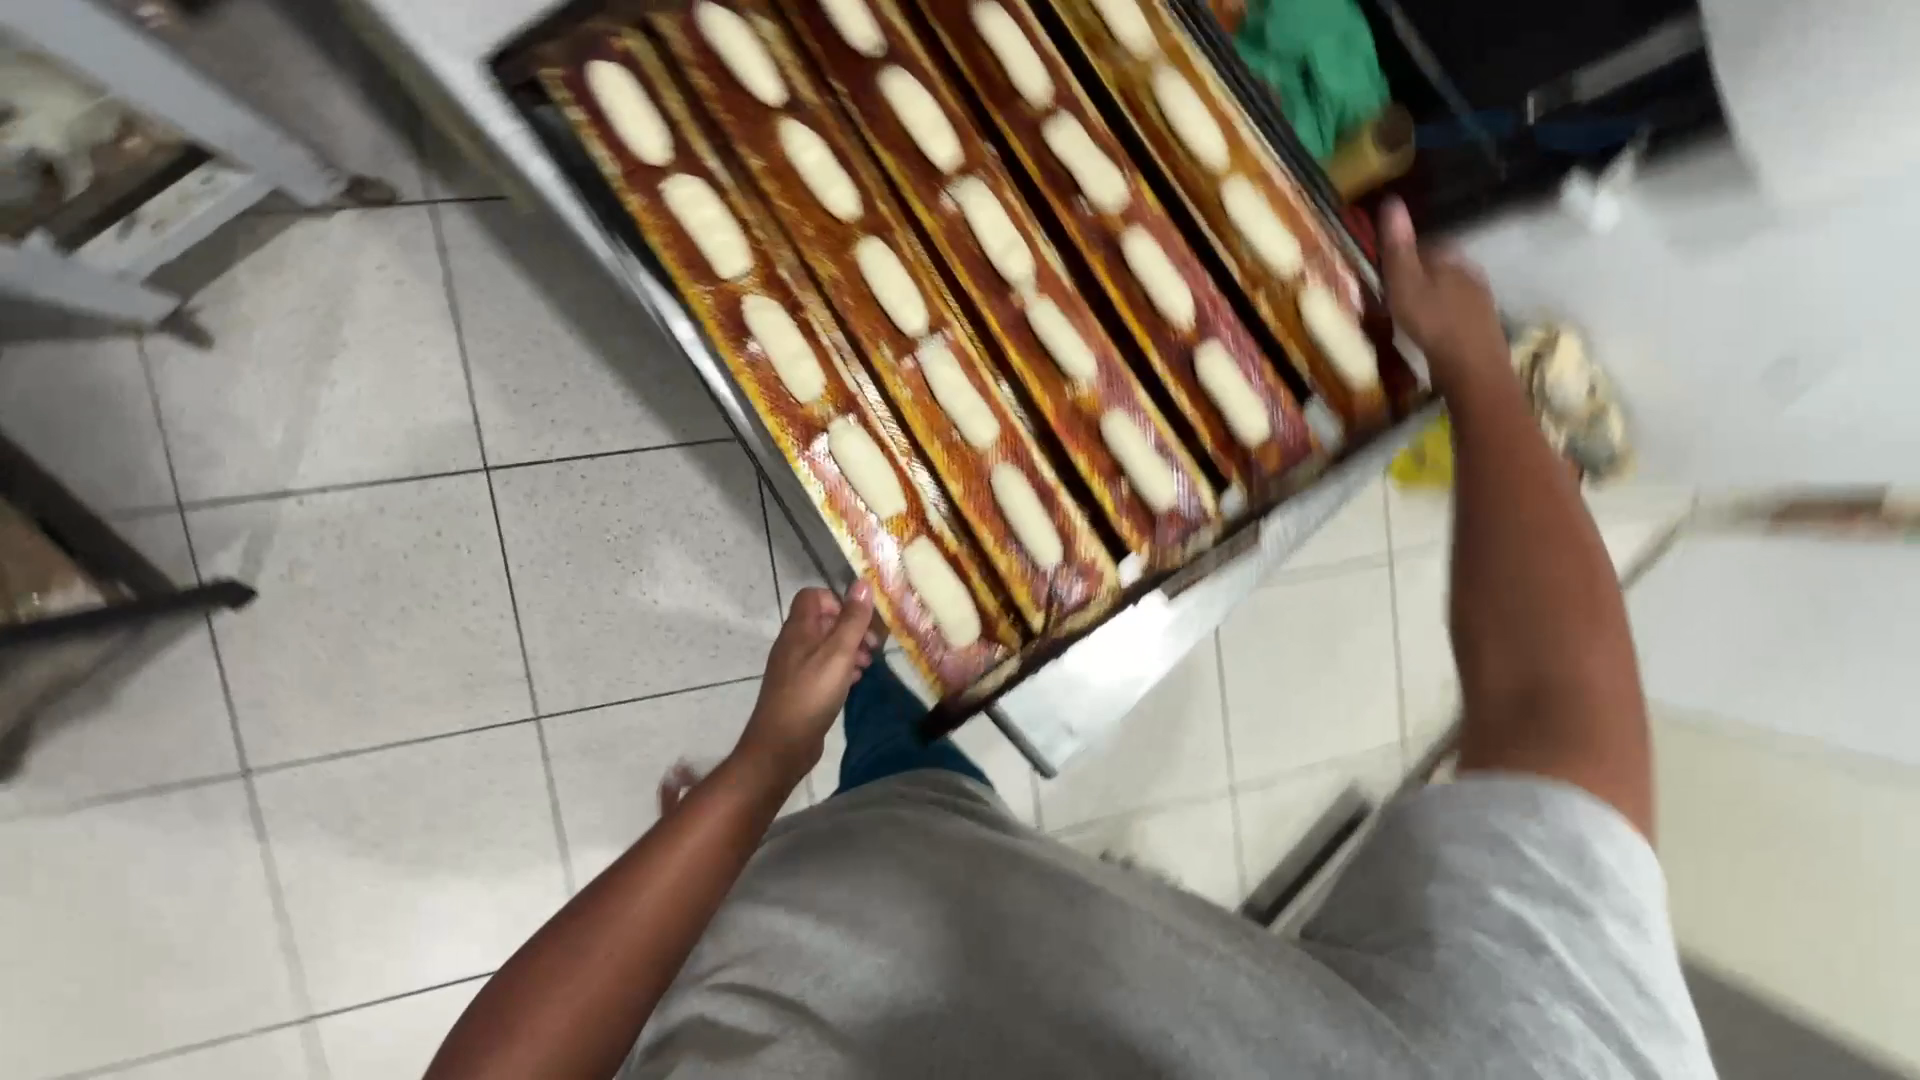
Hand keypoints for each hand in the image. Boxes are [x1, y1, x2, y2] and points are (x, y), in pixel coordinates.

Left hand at [734, 583, 878, 779]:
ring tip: (866, 666)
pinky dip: (840, 670)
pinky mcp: (800, 688)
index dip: (838, 601)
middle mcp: (794, 643)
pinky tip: (853, 683)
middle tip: (872, 647)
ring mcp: (795, 667)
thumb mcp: (839, 653)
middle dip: (850, 629)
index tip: (859, 620)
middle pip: (823, 621)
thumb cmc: (811, 693)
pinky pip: (823, 668)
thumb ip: (852, 619)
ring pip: (825, 646)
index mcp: (799, 629)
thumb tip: (861, 583)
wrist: (781, 745)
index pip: (813, 596)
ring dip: (848, 651)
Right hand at [1378, 196, 1509, 397]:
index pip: (1423, 245)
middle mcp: (1468, 269)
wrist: (1471, 364)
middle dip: (1418, 275)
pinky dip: (1442, 313)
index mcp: (1448, 257)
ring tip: (1409, 312)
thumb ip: (1397, 247)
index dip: (1402, 255)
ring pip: (1448, 287)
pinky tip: (1431, 327)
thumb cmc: (1432, 321)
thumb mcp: (1404, 283)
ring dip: (1431, 295)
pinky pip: (1456, 308)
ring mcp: (1479, 296)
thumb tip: (1392, 201)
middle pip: (1438, 265)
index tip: (1383, 271)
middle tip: (1392, 294)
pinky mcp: (1482, 321)